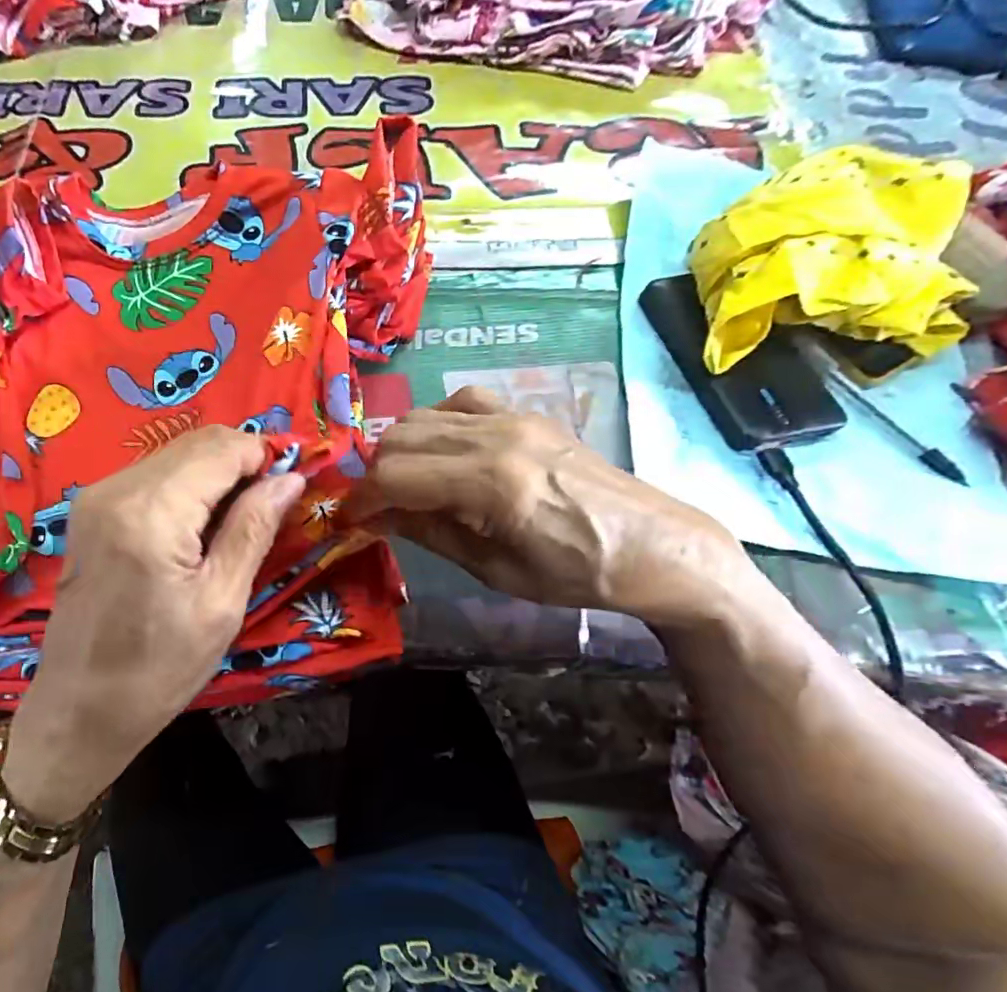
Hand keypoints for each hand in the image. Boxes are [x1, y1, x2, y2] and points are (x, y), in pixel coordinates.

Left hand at [3, 426, 305, 821]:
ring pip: (171, 456)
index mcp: (151, 511)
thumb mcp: (220, 604)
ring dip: (212, 474)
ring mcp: (94, 497)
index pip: (220, 449)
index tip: (294, 481)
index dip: (264, 455)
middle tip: (272, 501)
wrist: (79, 708)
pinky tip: (199, 525)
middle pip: (194, 444)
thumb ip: (253, 529)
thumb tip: (289, 479)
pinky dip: (182, 487)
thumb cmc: (157, 670)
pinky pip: (147, 478)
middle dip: (240, 461)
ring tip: (239, 518)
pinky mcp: (87, 512)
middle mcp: (116, 488)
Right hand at [350, 386, 756, 628]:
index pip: (393, 476)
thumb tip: (378, 517)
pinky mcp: (526, 414)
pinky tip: (441, 452)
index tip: (349, 521)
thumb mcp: (494, 569)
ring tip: (403, 486)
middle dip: (374, 476)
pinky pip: (459, 402)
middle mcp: (496, 437)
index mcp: (490, 484)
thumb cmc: (578, 573)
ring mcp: (513, 418)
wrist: (658, 546)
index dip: (361, 499)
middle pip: (398, 439)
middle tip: (374, 509)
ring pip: (422, 416)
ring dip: (398, 449)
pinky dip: (434, 423)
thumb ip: (430, 533)